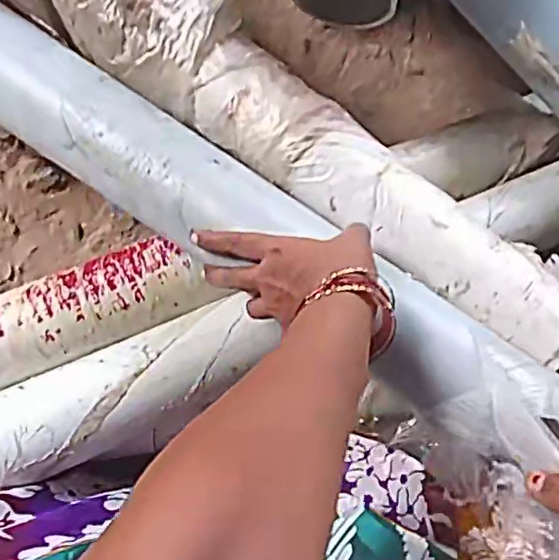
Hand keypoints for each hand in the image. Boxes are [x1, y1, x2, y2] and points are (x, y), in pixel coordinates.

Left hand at [195, 225, 375, 326]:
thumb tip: (358, 232)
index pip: (239, 242)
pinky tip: (287, 327)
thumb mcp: (352, 244)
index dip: (217, 239)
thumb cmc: (343, 272)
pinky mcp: (287, 327)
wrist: (345, 307)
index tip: (200, 238)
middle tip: (209, 273)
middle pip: (232, 275)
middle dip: (217, 274)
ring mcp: (275, 305)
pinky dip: (280, 326)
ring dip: (251, 304)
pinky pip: (278, 326)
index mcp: (278, 251)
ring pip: (251, 305)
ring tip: (252, 304)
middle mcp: (269, 278)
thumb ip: (352, 236)